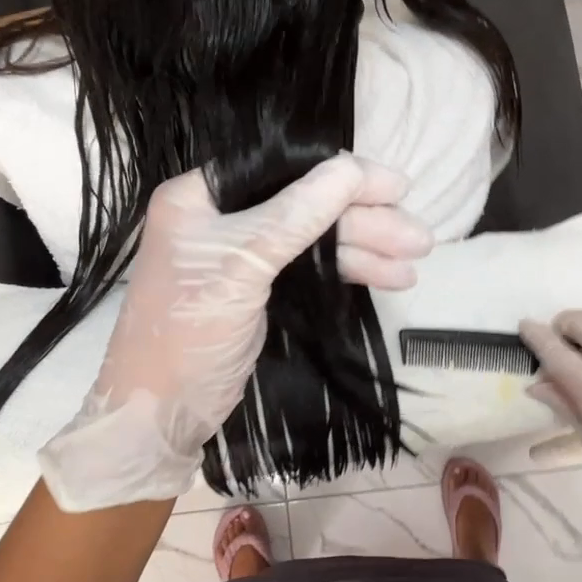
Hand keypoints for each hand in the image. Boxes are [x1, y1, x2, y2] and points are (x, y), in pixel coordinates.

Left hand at [39, 155, 432, 511]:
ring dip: (366, 249)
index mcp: (201, 197)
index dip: (342, 176)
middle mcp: (221, 219)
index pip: (284, 170)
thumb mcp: (241, 265)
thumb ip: (296, 214)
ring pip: (315, 240)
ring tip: (417, 261)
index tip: (396, 185)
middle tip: (420, 236)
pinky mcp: (260, 292)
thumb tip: (350, 167)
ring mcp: (242, 257)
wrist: (162, 414)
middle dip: (364, 221)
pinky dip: (348, 273)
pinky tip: (390, 277)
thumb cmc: (189, 331)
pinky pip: (312, 269)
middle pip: (307, 206)